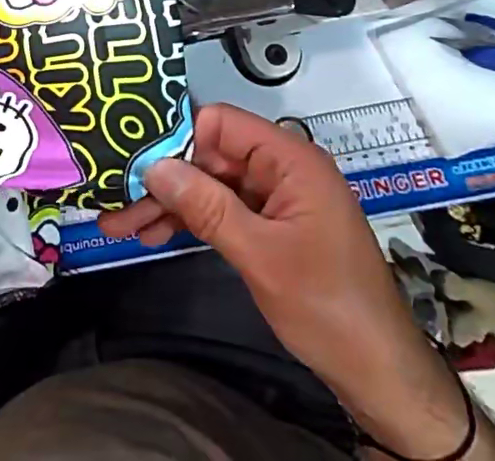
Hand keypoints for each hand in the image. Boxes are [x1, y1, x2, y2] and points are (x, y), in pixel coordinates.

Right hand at [100, 104, 494, 458]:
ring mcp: (277, 198)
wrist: (378, 372)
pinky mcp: (271, 225)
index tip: (134, 161)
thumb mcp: (260, 255)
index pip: (222, 124)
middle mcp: (282, 169)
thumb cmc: (327, 307)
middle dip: (164, 179)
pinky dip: (192, 221)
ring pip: (211, 185)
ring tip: (122, 225)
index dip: (178, 138)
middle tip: (116, 202)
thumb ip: (206, 205)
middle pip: (211, 156)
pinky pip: (224, 210)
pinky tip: (154, 234)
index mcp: (291, 159)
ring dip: (170, 204)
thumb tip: (155, 166)